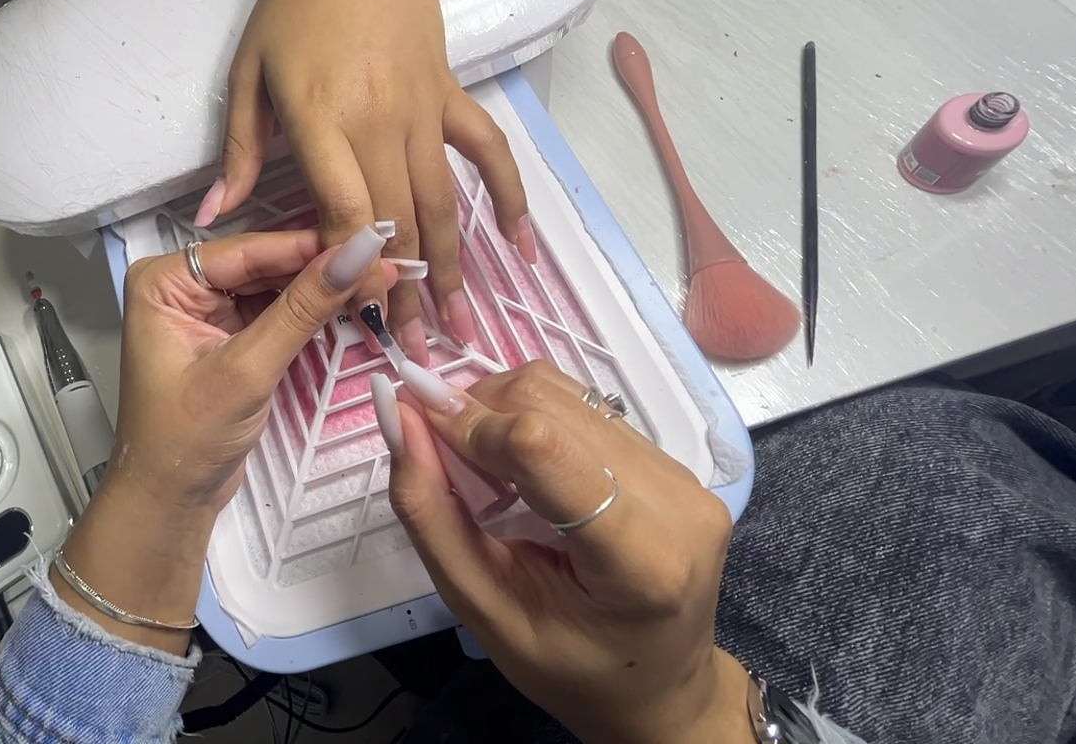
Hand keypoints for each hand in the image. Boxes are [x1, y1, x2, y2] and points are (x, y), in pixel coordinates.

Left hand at [54, 226, 392, 652]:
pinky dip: (312, 312)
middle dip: (324, 267)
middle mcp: (182, 284)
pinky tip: (354, 301)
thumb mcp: (247, 369)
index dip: (312, 246)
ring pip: (276, 286)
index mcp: (164, 280)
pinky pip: (276, 311)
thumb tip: (357, 253)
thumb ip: (303, 309)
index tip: (372, 239)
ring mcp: (207, 310)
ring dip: (324, 288)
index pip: (249, 250)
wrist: (169, 503)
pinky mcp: (230, 335)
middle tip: (388, 261)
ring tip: (383, 279)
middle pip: (265, 264)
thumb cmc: (187, 438)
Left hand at [209, 0, 530, 363]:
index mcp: (321, 121)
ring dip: (455, 269)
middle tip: (415, 354)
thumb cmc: (292, 10)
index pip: (344, 210)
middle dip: (406, 294)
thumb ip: (235, 153)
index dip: (354, 269)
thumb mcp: (247, 77)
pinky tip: (522, 245)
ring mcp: (425, 112)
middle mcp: (380, 124)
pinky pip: (489, 153)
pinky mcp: (452, 98)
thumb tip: (211, 218)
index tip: (360, 318)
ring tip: (462, 326)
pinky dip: (510, 198)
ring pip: (444, 203)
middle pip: (398, 223)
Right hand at [380, 361, 748, 743]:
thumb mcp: (477, 605)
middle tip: (446, 458)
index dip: (468, 423)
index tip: (416, 421)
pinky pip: (574, 399)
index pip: (542, 447)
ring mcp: (680, 471)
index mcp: (639, 559)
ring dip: (495, 407)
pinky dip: (524, 411)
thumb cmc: (562, 663)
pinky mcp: (669, 455)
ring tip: (484, 464)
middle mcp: (675, 499)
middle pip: (543, 403)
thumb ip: (427, 509)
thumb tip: (395, 409)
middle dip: (474, 414)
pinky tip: (518, 459)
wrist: (655, 687)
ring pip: (555, 388)